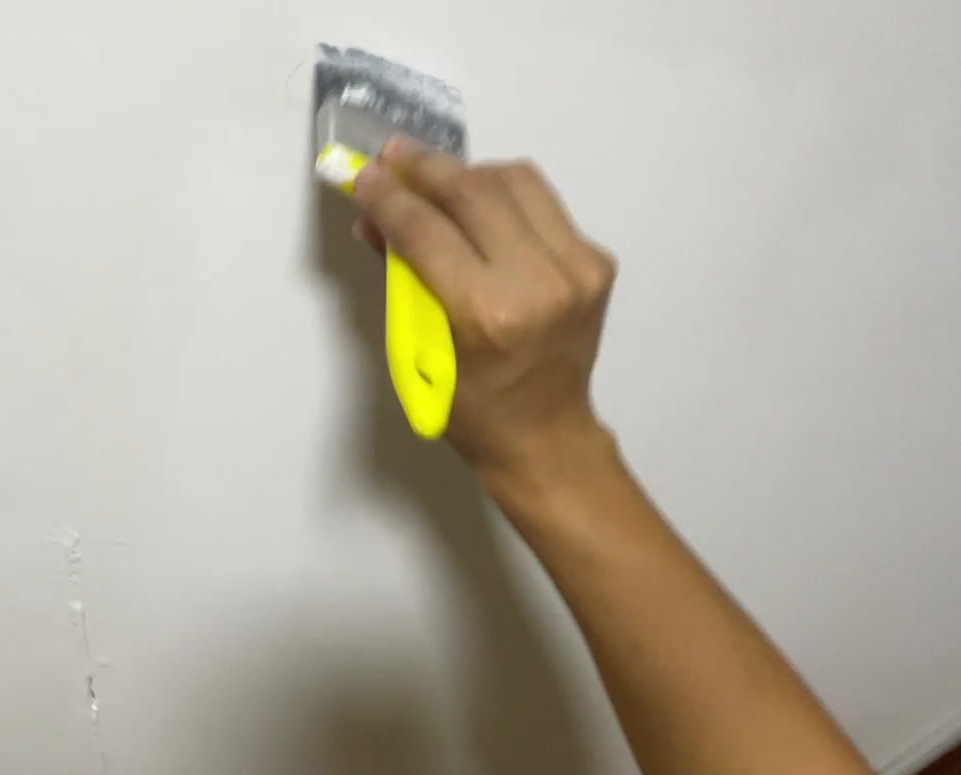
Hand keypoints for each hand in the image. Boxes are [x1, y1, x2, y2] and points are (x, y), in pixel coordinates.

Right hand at [353, 136, 616, 476]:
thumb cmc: (470, 412)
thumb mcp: (422, 354)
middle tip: (393, 155)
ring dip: (466, 172)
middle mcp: (540, 282)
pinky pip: (541, 205)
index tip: (365, 176)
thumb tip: (378, 222)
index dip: (391, 198)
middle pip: (475, 193)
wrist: (544, 434)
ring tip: (432, 176)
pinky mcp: (596, 261)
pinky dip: (502, 196)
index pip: (430, 233)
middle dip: (426, 168)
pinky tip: (477, 206)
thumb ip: (403, 280)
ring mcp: (577, 267)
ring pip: (515, 182)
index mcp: (488, 316)